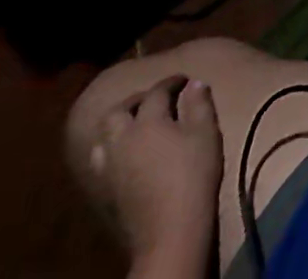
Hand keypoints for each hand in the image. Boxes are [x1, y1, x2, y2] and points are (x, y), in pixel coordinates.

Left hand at [84, 75, 222, 276]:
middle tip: (152, 98)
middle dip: (135, 100)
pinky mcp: (105, 189)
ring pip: (103, 136)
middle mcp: (121, 139)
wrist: (169, 227)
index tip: (184, 79)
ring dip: (117, 124)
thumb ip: (199, 105)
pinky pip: (102, 158)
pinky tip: (125, 154)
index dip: (171, 82)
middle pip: (118, 111)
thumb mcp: (206, 133)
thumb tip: (195, 83)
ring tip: (133, 124)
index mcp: (147, 122)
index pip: (156, 93)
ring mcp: (109, 166)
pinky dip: (112, 147)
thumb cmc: (193, 173)